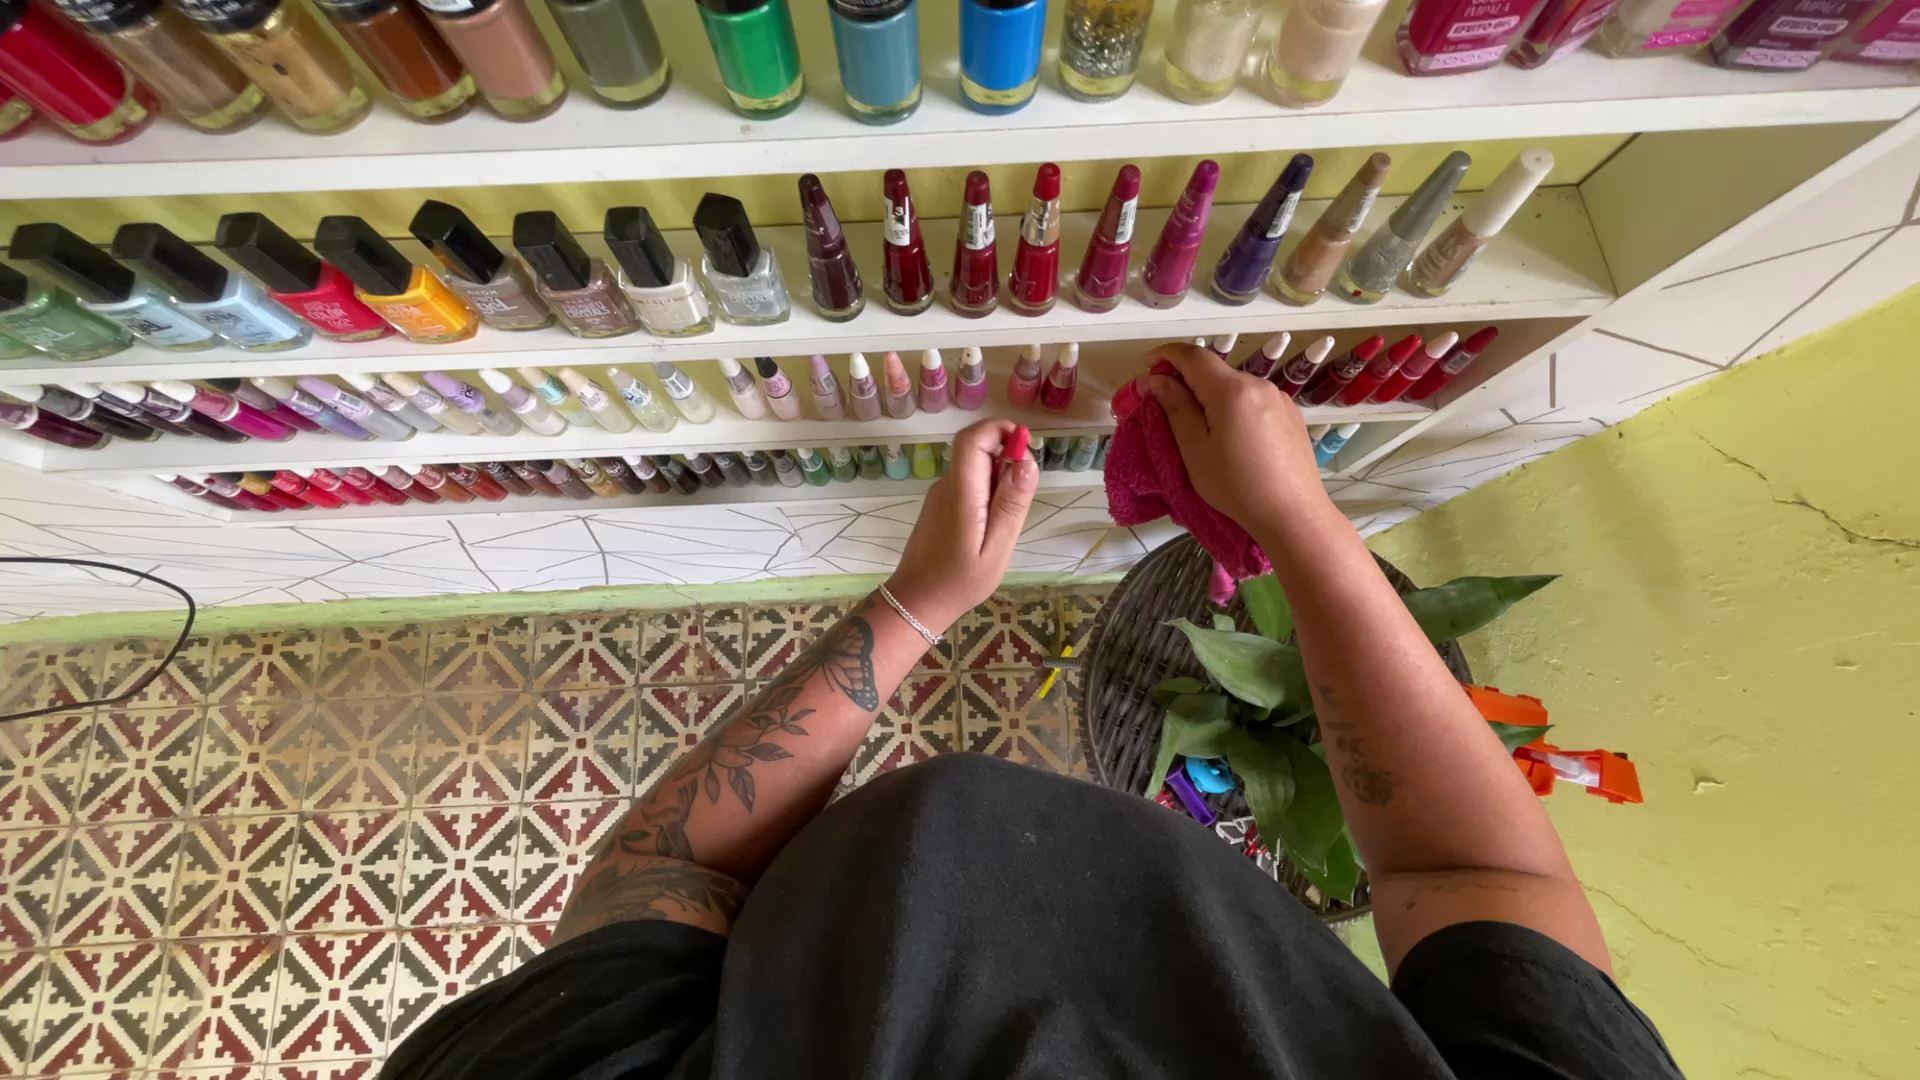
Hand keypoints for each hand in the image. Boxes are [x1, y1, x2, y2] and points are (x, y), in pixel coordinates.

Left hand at [887, 418, 1038, 630]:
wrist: (917, 602)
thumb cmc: (959, 582)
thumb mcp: (996, 549)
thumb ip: (1011, 505)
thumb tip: (1026, 462)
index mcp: (961, 492)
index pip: (973, 438)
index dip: (1000, 429)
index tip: (1026, 448)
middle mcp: (947, 485)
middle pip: (976, 448)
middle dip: (1006, 457)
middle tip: (1022, 496)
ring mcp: (941, 494)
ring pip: (975, 467)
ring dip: (999, 479)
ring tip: (1005, 521)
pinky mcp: (941, 504)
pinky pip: (969, 484)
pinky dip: (988, 493)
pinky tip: (991, 527)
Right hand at [1142, 343, 1330, 533]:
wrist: (1292, 513)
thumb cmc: (1236, 486)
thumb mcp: (1195, 450)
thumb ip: (1175, 408)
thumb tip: (1155, 381)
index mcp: (1231, 390)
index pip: (1193, 356)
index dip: (1166, 355)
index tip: (1146, 365)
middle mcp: (1258, 385)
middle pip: (1214, 371)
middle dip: (1185, 380)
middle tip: (1163, 404)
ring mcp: (1279, 399)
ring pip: (1234, 387)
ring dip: (1209, 396)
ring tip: (1196, 427)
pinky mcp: (1290, 415)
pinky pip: (1252, 401)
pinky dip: (1231, 407)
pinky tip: (1229, 437)